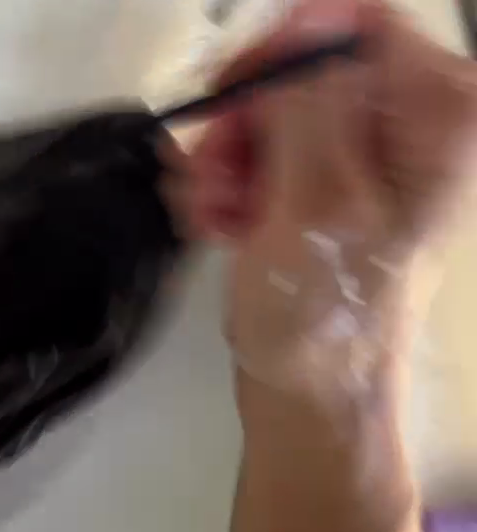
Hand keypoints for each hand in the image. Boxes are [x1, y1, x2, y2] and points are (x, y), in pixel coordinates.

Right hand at [181, 0, 476, 407]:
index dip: (278, 56)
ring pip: (268, 125)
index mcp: (436, 111)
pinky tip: (216, 228)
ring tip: (209, 218)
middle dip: (238, 127)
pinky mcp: (319, 193)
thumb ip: (312, 108)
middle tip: (207, 184)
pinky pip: (260, 164)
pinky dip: (224, 192)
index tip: (220, 106)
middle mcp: (407, 124)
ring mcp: (361, 161)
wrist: (309, 382)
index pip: (354, 29)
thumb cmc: (319, 302)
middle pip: (302, 78)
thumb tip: (305, 18)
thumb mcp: (311, 202)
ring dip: (219, 167)